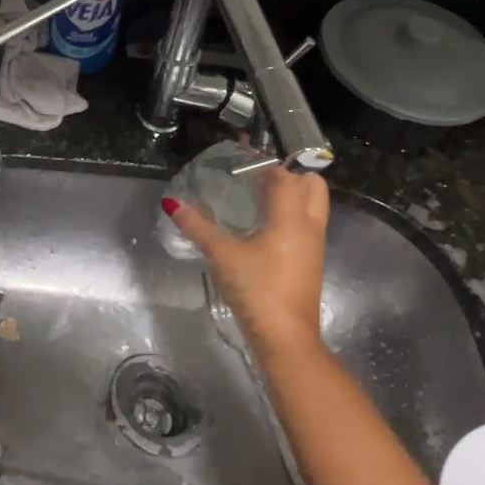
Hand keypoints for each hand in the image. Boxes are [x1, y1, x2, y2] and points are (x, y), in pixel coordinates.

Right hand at [164, 168, 330, 356]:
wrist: (286, 339)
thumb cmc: (258, 289)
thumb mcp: (222, 255)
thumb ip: (197, 226)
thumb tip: (172, 203)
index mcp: (292, 219)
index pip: (286, 174)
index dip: (266, 157)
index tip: (244, 145)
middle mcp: (310, 227)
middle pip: (312, 185)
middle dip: (290, 169)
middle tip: (258, 165)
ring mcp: (313, 246)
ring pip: (311, 205)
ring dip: (291, 190)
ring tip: (257, 186)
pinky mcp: (309, 261)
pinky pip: (304, 223)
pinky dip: (288, 210)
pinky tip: (261, 217)